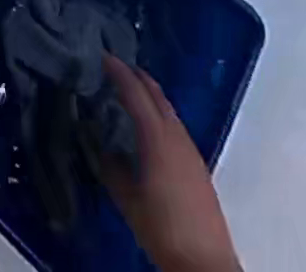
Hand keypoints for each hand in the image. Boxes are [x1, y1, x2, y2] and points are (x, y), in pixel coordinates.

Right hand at [97, 54, 239, 271]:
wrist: (206, 266)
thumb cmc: (161, 227)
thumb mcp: (125, 196)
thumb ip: (110, 163)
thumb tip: (98, 139)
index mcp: (157, 139)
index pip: (136, 93)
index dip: (118, 71)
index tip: (100, 54)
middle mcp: (177, 139)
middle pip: (157, 96)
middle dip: (136, 76)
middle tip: (112, 63)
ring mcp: (191, 153)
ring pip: (168, 111)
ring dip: (148, 94)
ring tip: (124, 88)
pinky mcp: (197, 167)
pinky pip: (173, 126)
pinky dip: (156, 113)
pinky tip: (144, 123)